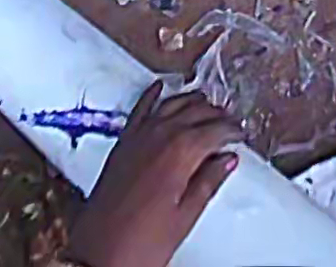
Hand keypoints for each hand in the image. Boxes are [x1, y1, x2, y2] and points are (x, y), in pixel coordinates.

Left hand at [66, 81, 241, 266]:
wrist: (95, 257)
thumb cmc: (139, 244)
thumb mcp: (184, 218)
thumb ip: (209, 182)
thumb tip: (227, 159)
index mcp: (182, 151)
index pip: (216, 129)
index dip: (232, 130)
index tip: (240, 134)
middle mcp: (162, 134)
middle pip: (198, 111)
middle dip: (218, 114)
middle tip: (229, 122)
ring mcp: (141, 134)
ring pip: (175, 102)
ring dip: (193, 101)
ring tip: (206, 104)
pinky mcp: (125, 140)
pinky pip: (142, 107)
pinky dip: (154, 94)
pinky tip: (160, 86)